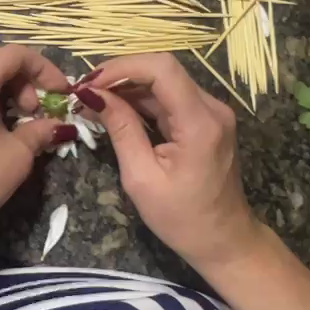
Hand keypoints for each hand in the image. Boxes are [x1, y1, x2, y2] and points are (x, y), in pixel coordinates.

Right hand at [83, 53, 260, 269]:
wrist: (224, 241)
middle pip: (162, 71)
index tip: (90, 84)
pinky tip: (115, 109)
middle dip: (120, 76)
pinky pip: (170, 98)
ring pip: (164, 82)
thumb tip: (93, 95)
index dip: (122, 67)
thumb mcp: (141, 178)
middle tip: (85, 93)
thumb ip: (121, 129)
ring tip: (93, 101)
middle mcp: (212, 108)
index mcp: (200, 123)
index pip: (161, 69)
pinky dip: (141, 100)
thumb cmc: (182, 219)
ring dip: (127, 87)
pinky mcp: (206, 120)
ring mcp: (212, 112)